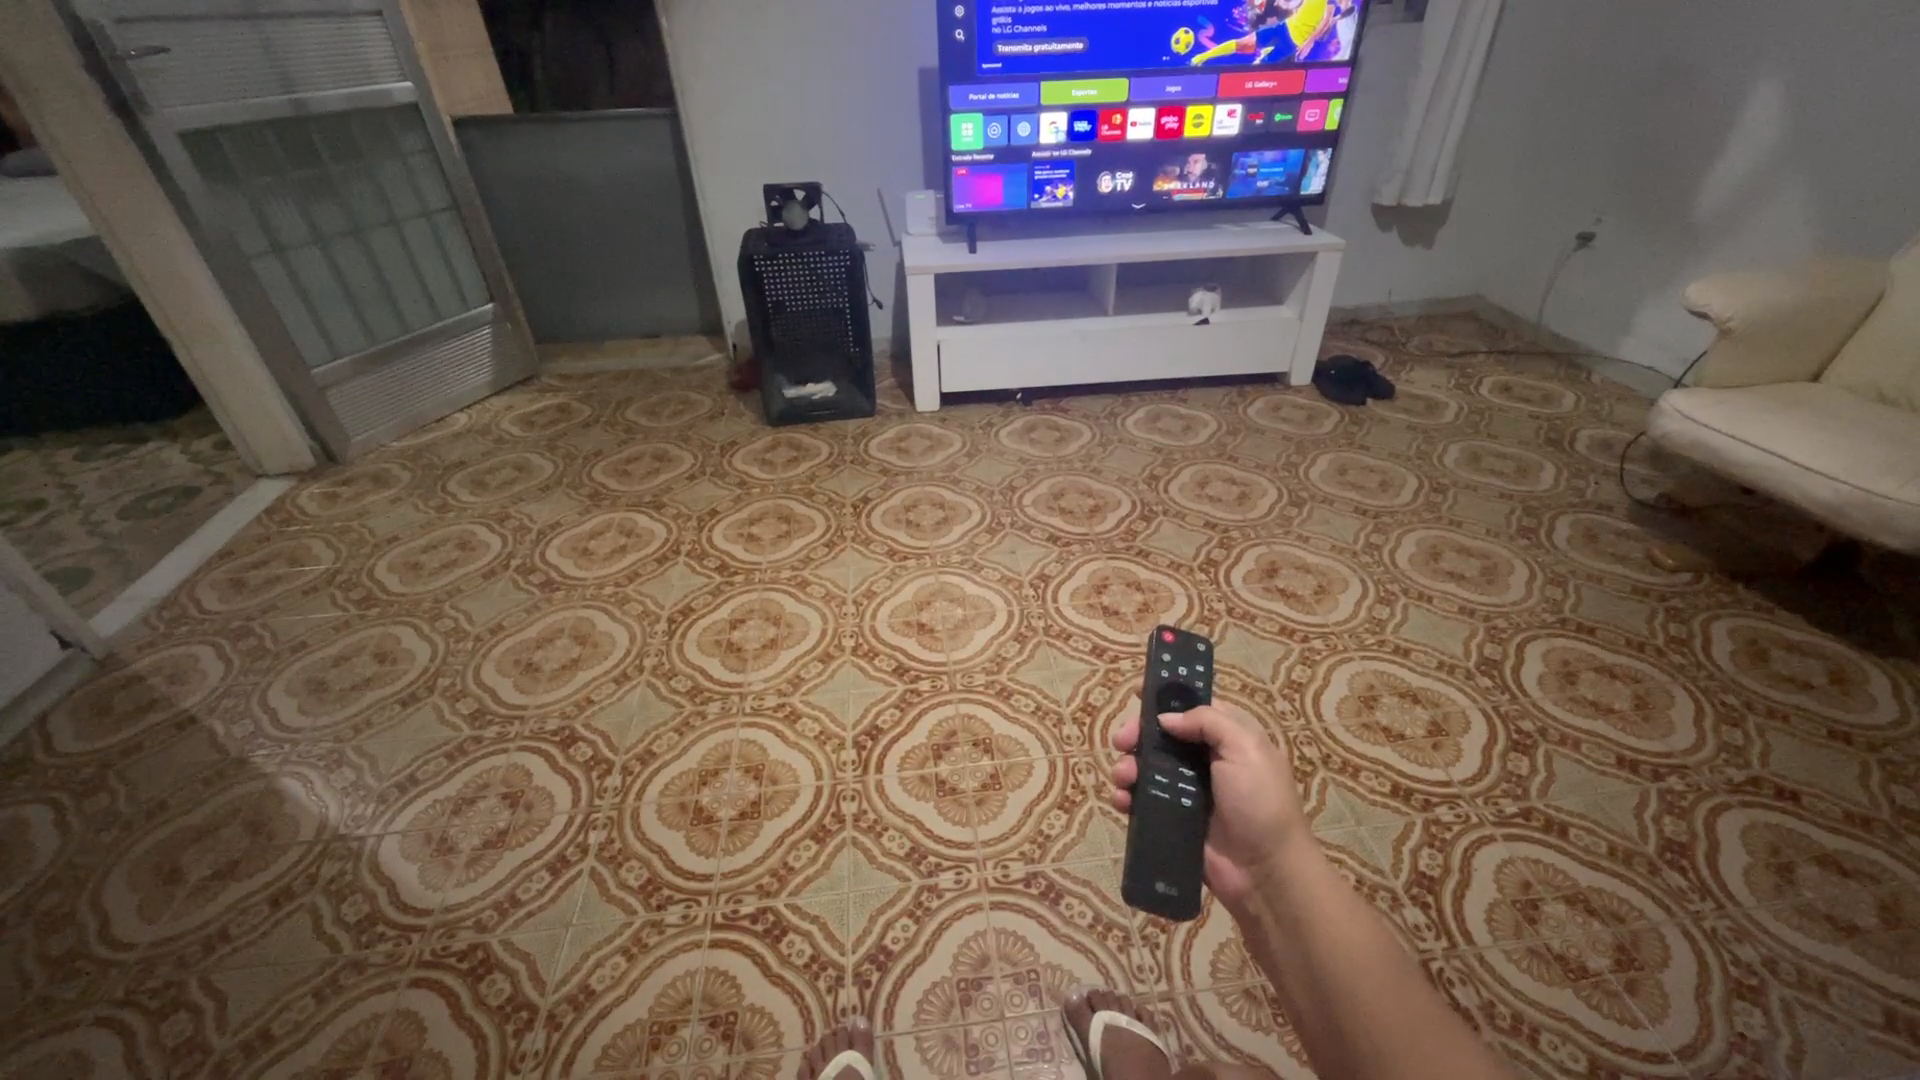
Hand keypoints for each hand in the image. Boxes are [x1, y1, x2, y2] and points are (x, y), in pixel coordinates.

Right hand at [1110, 703, 1310, 914]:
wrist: (1265, 871)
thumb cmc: (1259, 802)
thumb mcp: (1244, 748)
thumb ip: (1207, 722)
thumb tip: (1165, 719)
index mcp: (1229, 737)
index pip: (1192, 708)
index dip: (1165, 700)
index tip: (1134, 693)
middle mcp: (1207, 759)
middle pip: (1162, 736)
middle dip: (1138, 735)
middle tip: (1122, 742)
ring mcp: (1188, 790)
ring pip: (1147, 767)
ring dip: (1128, 767)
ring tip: (1123, 777)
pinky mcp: (1174, 818)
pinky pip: (1143, 801)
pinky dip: (1128, 797)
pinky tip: (1122, 801)